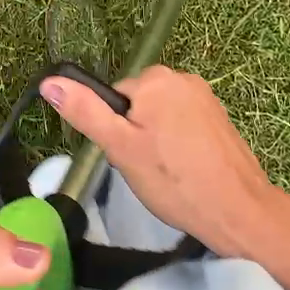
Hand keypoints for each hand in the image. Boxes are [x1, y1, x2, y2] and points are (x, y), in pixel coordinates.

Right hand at [43, 65, 280, 255]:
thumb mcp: (121, 148)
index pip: (116, 99)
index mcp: (156, 78)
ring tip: (169, 174)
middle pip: (138, 104)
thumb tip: (49, 81)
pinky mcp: (220, 117)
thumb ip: (85, 111)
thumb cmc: (175, 181)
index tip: (130, 157)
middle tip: (148, 168)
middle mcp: (182, 77)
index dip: (117, 131)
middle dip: (137, 135)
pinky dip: (181, 145)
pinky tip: (188, 171)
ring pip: (161, 116)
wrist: (240, 213)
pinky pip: (184, 124)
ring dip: (158, 141)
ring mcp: (205, 96)